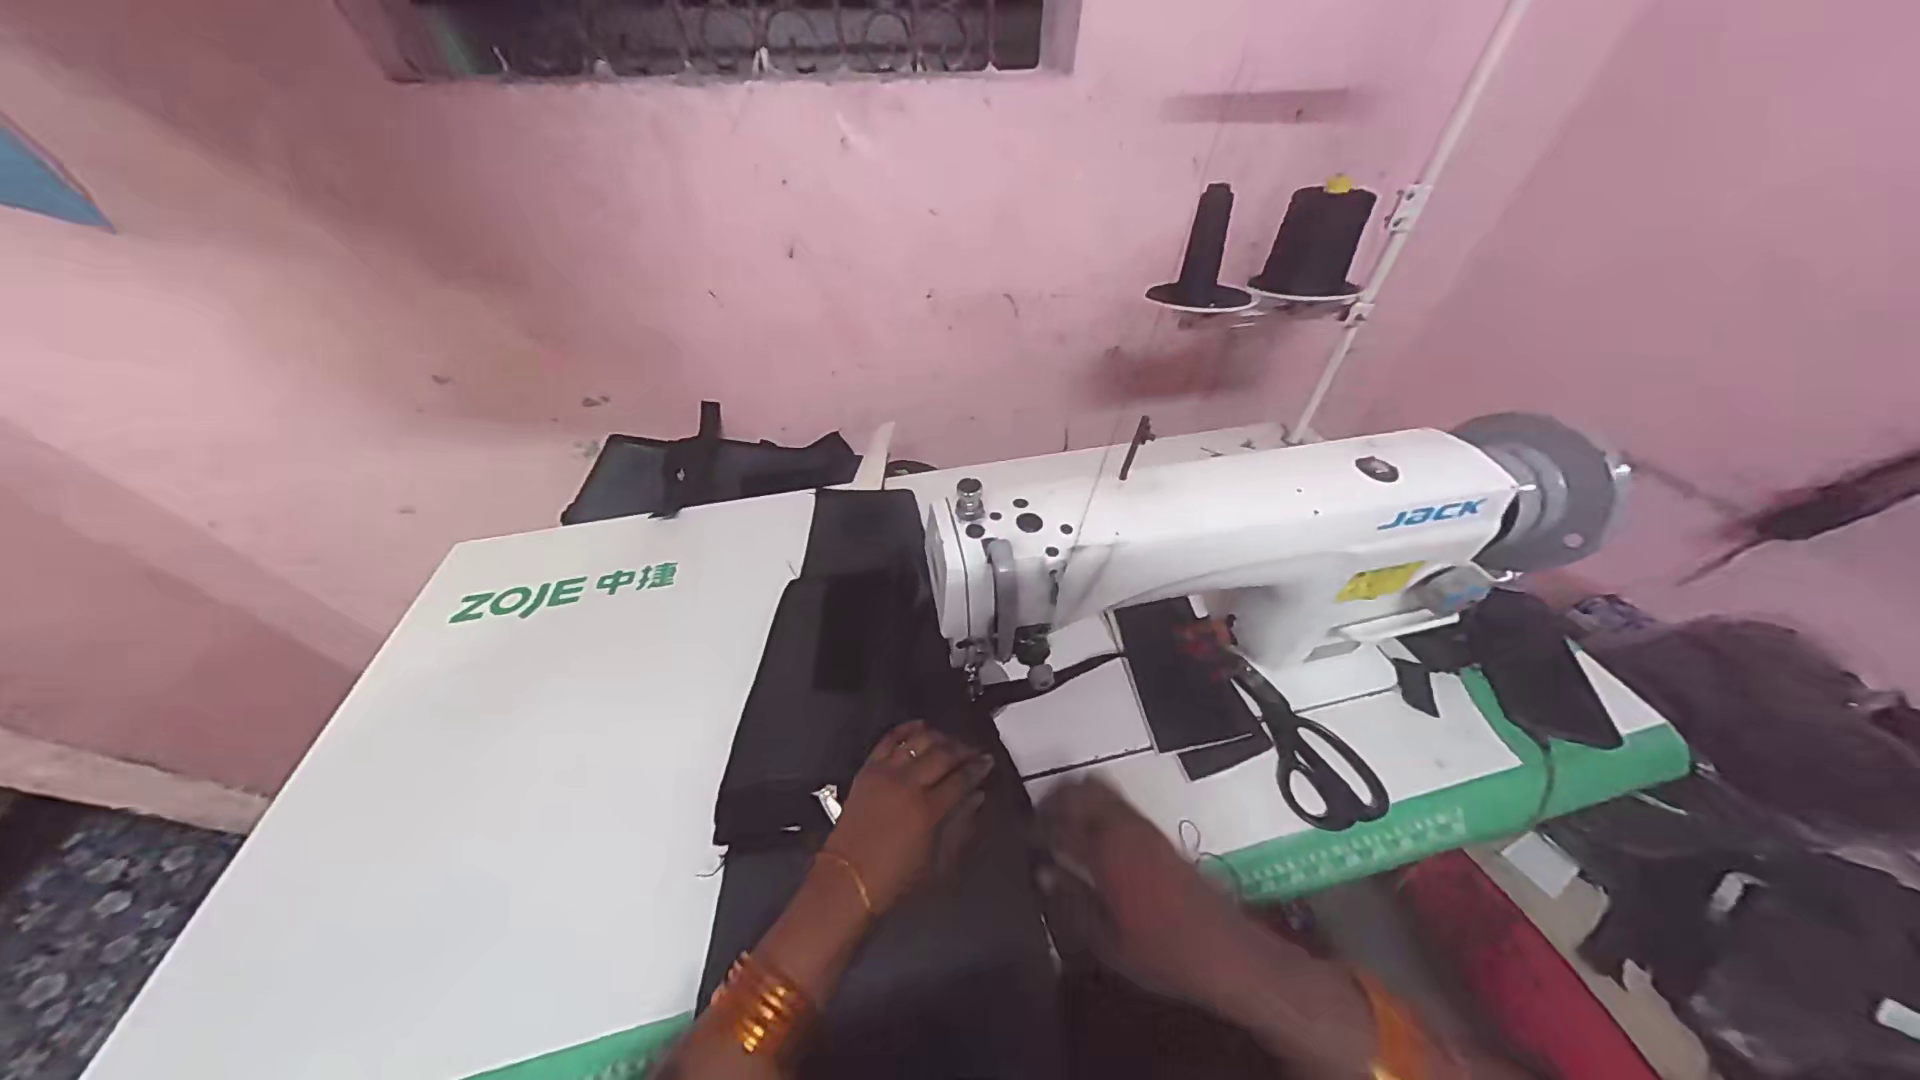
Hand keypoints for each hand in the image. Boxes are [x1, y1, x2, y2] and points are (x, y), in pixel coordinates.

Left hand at [823, 721, 993, 913]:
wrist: (848, 880)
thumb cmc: (891, 879)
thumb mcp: (938, 863)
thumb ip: (961, 826)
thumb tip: (975, 800)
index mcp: (928, 809)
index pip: (962, 777)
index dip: (979, 767)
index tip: (986, 763)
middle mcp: (907, 785)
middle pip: (944, 753)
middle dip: (965, 749)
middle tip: (974, 752)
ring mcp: (886, 774)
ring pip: (920, 740)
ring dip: (940, 736)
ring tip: (951, 741)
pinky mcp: (868, 770)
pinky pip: (889, 739)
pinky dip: (906, 728)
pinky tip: (919, 726)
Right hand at [1038, 778, 1254, 1004]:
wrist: (1223, 950)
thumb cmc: (1166, 952)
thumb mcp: (1106, 938)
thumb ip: (1071, 898)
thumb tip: (1045, 874)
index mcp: (1105, 855)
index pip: (1057, 824)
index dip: (1035, 826)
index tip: (1026, 834)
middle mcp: (1124, 831)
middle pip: (1077, 790)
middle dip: (1053, 799)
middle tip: (1040, 818)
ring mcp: (1142, 826)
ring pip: (1098, 787)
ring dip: (1075, 796)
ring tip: (1062, 816)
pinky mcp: (1156, 830)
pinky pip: (1118, 799)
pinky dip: (1097, 802)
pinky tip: (1093, 827)